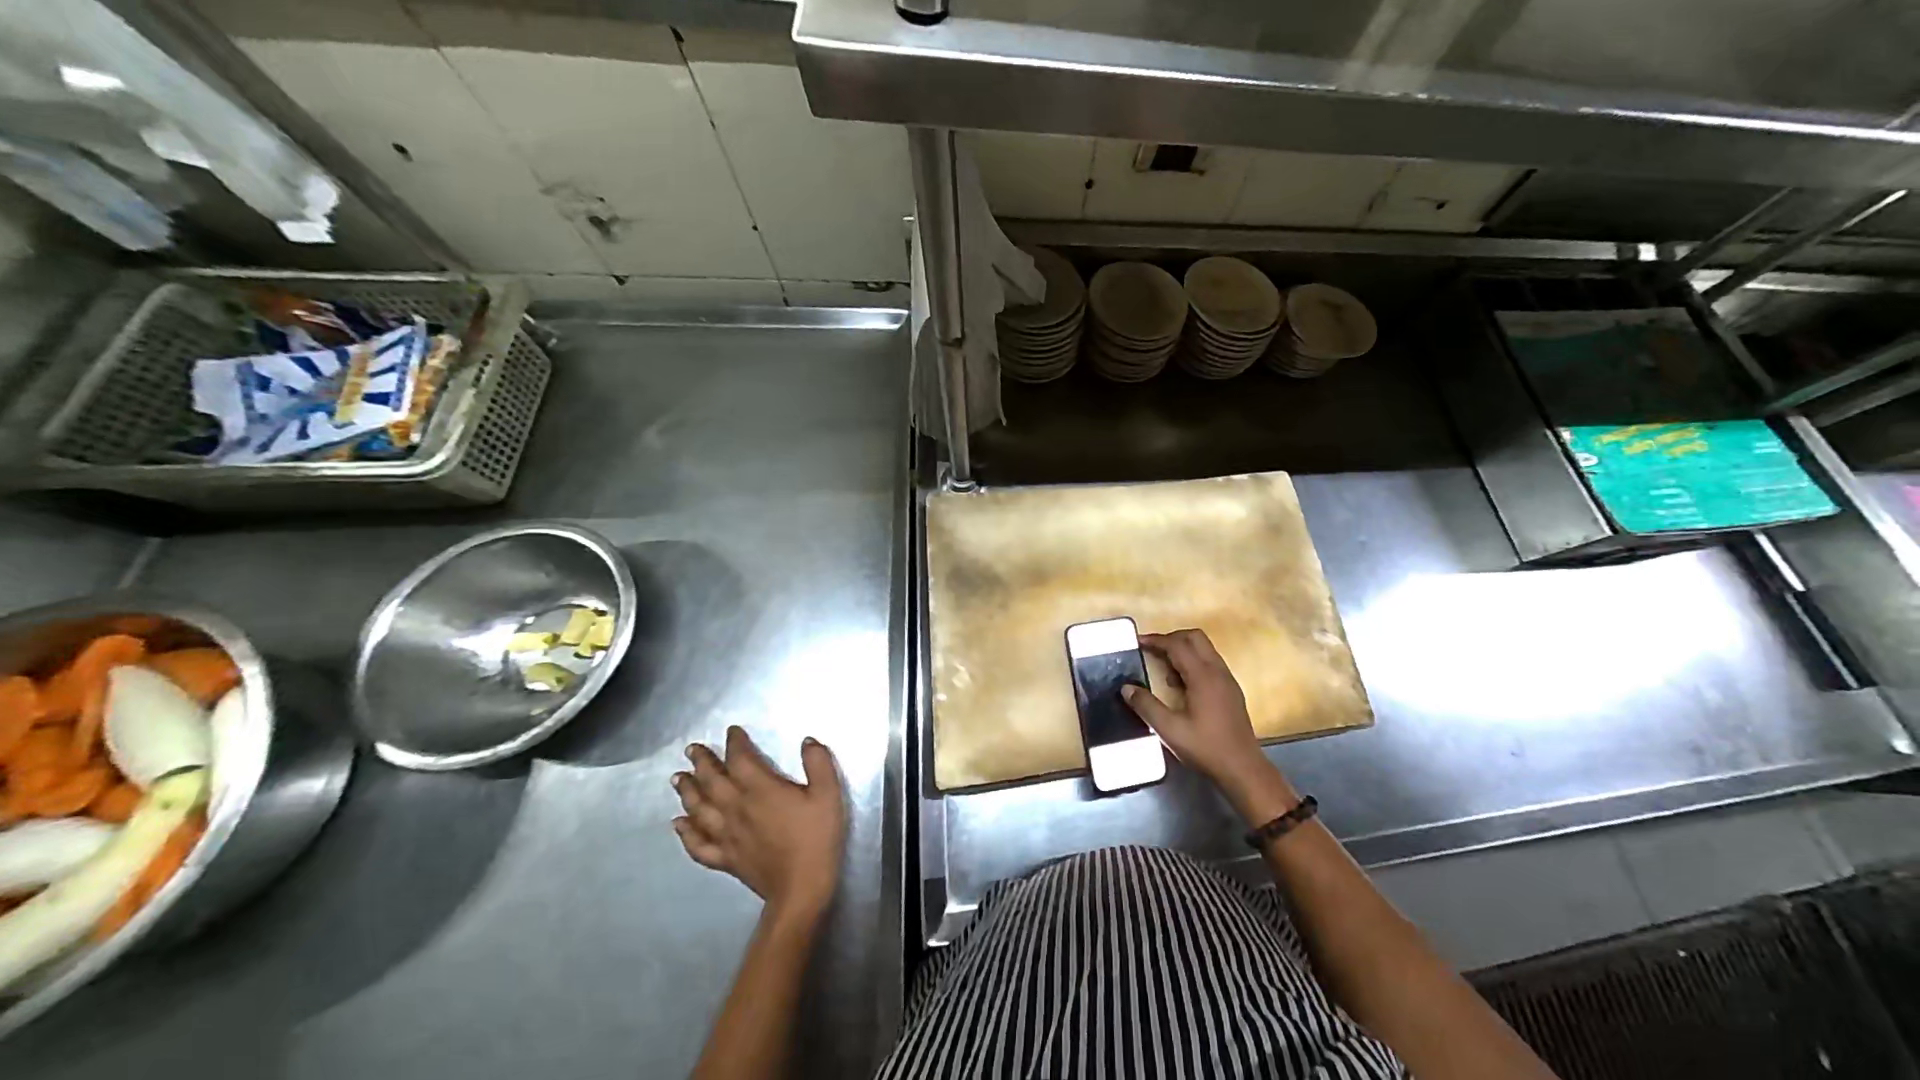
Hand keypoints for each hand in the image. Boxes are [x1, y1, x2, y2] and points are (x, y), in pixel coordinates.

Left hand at [673, 726, 845, 924]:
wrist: (802, 887)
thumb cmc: (816, 837)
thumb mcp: (828, 794)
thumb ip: (817, 764)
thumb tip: (807, 741)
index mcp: (760, 789)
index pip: (740, 759)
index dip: (734, 742)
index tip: (732, 731)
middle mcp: (736, 808)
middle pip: (711, 780)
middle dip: (701, 762)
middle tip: (691, 748)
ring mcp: (726, 835)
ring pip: (699, 808)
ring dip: (686, 791)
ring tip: (677, 778)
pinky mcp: (725, 858)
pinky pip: (698, 844)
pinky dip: (685, 833)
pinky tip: (678, 824)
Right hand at [1124, 629, 1297, 822]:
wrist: (1243, 769)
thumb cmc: (1205, 748)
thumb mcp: (1169, 729)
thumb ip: (1146, 706)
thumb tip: (1126, 688)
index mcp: (1203, 676)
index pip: (1177, 645)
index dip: (1156, 640)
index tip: (1138, 642)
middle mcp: (1218, 672)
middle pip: (1195, 638)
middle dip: (1171, 638)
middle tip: (1152, 651)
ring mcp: (1228, 680)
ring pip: (1205, 649)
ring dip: (1183, 651)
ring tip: (1165, 673)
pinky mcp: (1231, 691)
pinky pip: (1211, 663)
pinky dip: (1194, 663)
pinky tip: (1182, 687)